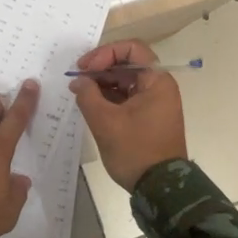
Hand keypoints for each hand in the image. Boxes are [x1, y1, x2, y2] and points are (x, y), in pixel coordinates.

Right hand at [70, 40, 187, 190]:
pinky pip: (128, 98)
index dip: (105, 53)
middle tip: (77, 80)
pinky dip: (110, 98)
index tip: (85, 68)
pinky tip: (91, 104)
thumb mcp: (105, 121)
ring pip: (126, 82)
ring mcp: (155, 103)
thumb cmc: (135, 150)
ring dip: (103, 83)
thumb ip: (87, 95)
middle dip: (100, 69)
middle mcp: (159, 87)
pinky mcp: (149, 117)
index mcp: (156, 81)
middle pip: (128, 64)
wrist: (160, 188)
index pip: (131, 49)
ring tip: (80, 93)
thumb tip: (79, 81)